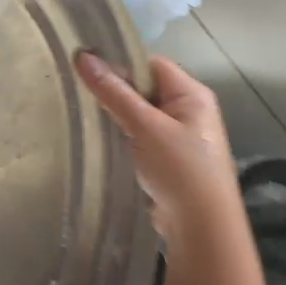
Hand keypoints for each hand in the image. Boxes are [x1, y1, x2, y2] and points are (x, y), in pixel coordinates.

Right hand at [75, 53, 241, 247]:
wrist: (203, 228)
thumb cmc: (180, 169)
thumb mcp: (144, 126)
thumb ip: (113, 92)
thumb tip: (82, 55)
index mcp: (192, 94)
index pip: (151, 64)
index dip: (122, 63)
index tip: (88, 69)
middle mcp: (190, 110)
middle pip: (145, 87)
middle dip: (116, 90)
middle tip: (82, 92)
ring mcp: (181, 136)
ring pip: (141, 113)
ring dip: (118, 115)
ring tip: (87, 114)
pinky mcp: (170, 159)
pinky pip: (142, 135)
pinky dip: (124, 135)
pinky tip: (104, 140)